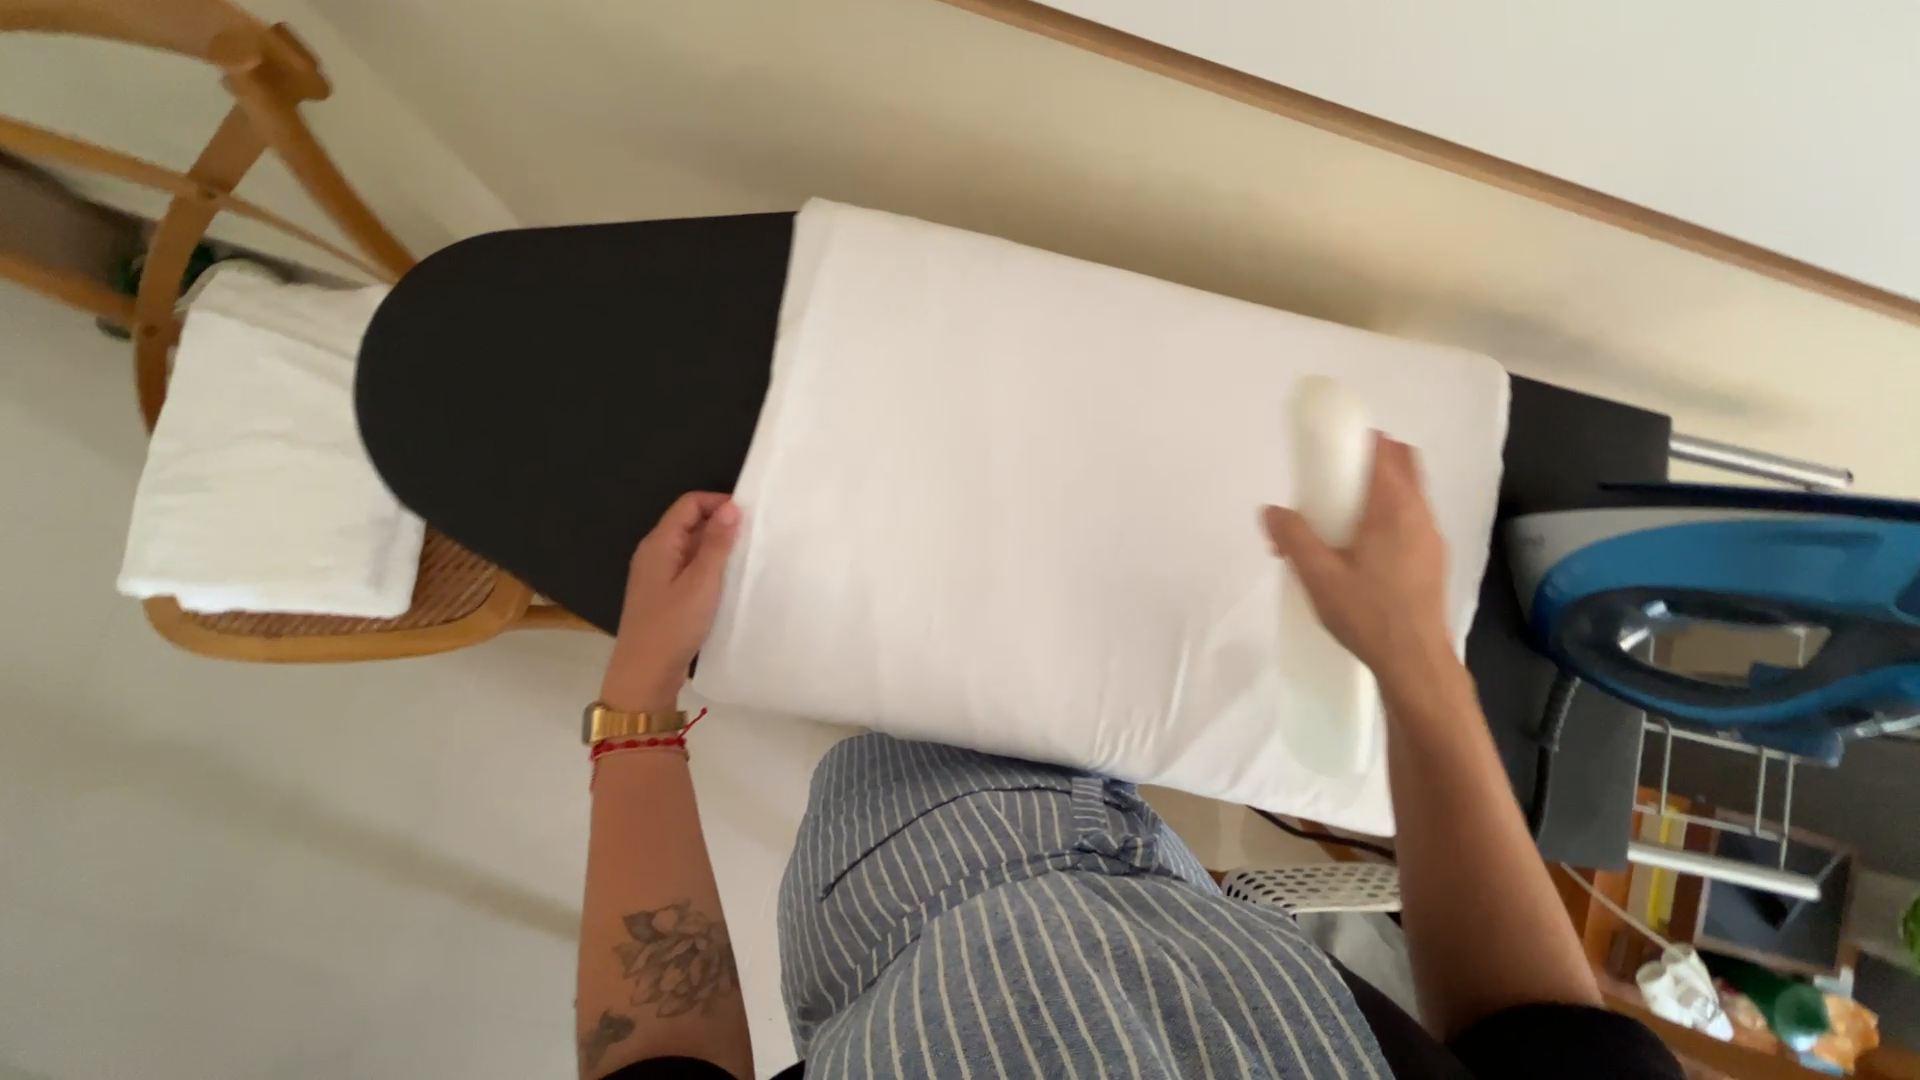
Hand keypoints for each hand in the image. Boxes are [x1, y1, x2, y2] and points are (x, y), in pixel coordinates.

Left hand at [600, 492, 741, 709]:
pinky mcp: (665, 594)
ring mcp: (658, 574)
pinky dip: (710, 567)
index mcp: (659, 543)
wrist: (645, 673)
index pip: (689, 504)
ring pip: (692, 546)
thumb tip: (731, 507)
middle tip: (755, 536)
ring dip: (718, 547)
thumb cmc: (672, 625)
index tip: (750, 515)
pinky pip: (690, 568)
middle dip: (721, 524)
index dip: (718, 502)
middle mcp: (655, 553)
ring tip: (747, 557)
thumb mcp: (701, 582)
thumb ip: (717, 543)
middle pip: (689, 523)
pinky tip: (729, 580)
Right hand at [1262, 434, 1455, 692]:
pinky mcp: (1431, 560)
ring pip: (1408, 494)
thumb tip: (1271, 510)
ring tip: (1336, 519)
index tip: (1328, 448)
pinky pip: (1409, 519)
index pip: (1385, 451)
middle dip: (1369, 460)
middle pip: (1403, 465)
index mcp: (1395, 509)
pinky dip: (1385, 516)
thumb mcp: (1317, 575)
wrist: (1415, 661)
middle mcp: (1420, 515)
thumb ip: (1292, 537)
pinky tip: (1356, 550)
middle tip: (1330, 479)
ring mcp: (1431, 538)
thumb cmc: (1367, 613)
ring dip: (1376, 491)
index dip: (1358, 440)